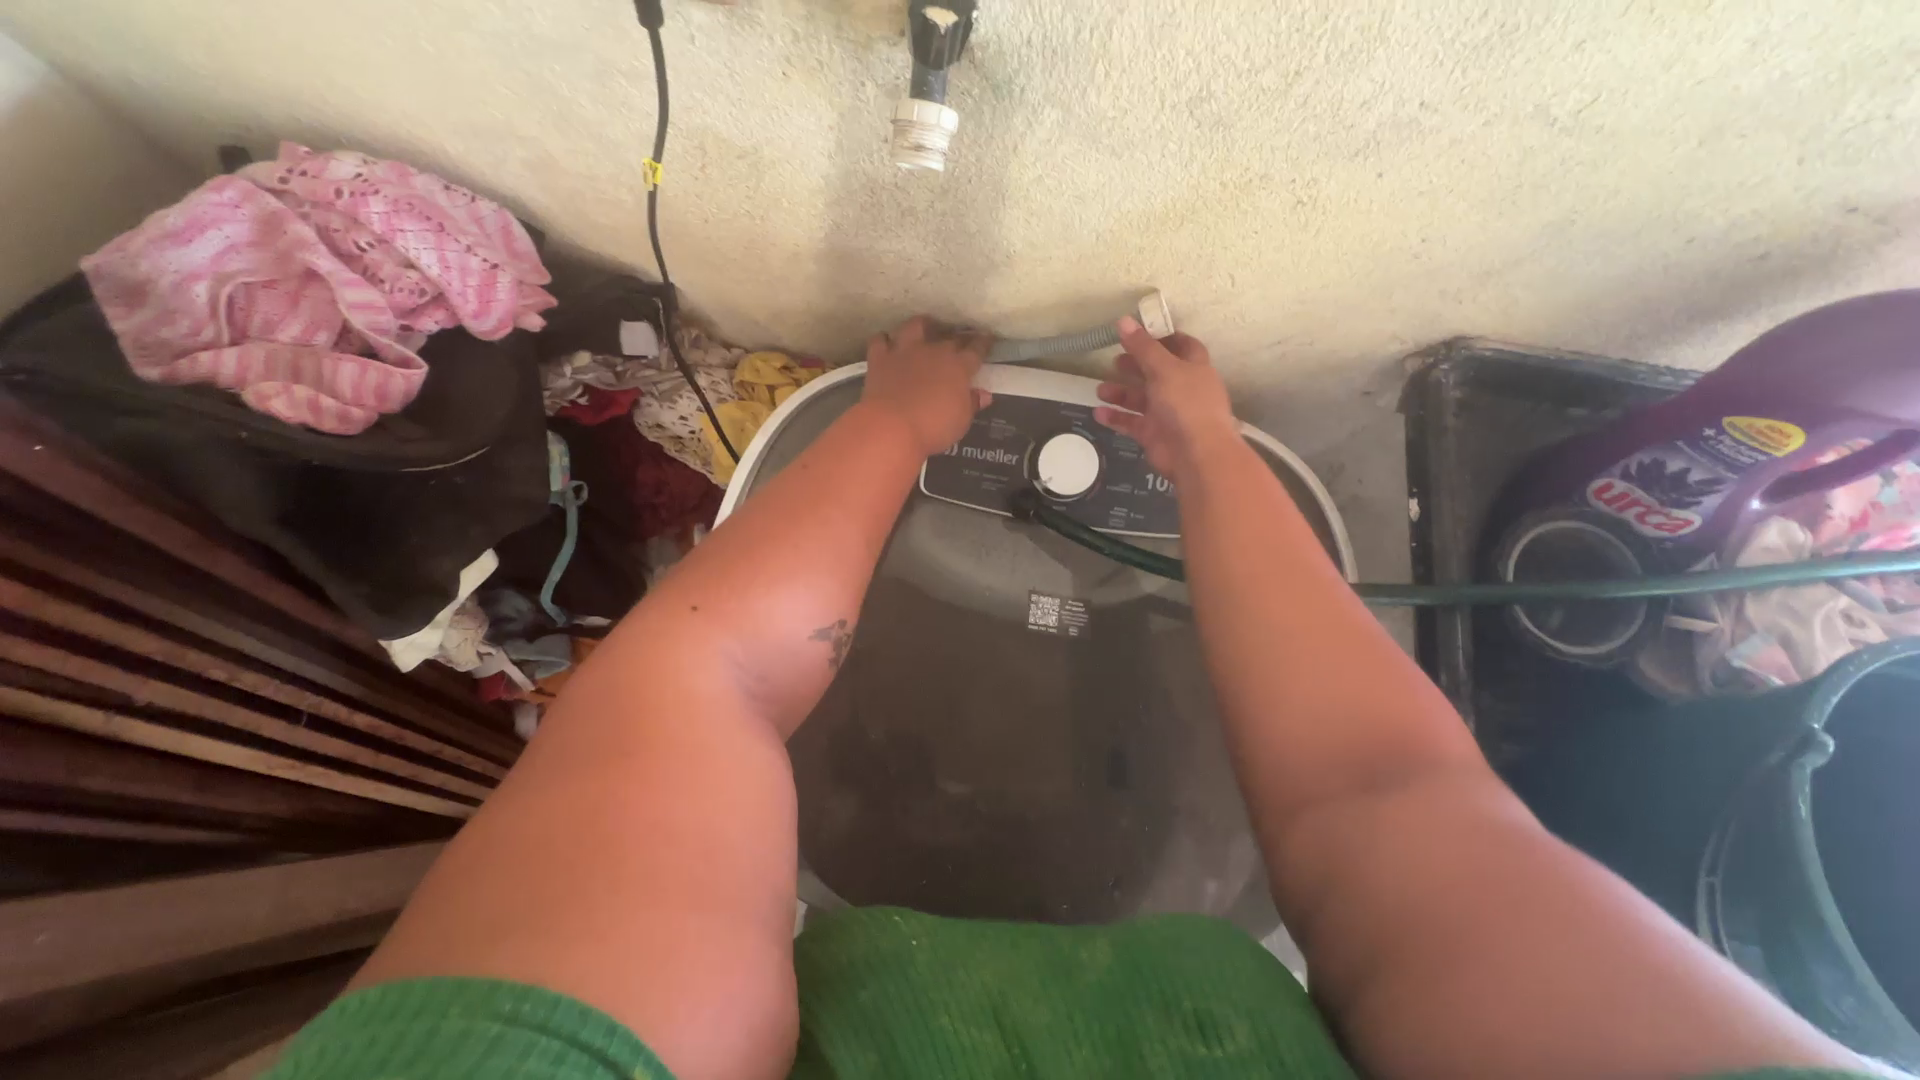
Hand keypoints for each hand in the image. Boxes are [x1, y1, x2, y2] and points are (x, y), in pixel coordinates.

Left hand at [861, 316, 991, 455]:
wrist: (891, 427)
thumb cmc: (934, 427)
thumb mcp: (961, 421)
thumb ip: (972, 403)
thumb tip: (983, 394)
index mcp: (958, 367)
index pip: (976, 350)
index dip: (983, 343)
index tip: (987, 338)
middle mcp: (933, 351)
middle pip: (949, 337)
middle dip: (957, 336)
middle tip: (960, 340)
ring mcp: (904, 352)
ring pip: (914, 326)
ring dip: (921, 325)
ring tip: (924, 328)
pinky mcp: (879, 359)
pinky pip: (880, 341)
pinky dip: (884, 340)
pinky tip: (887, 344)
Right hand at [1094, 318, 1239, 483]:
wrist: (1197, 454)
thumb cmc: (1186, 404)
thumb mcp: (1164, 369)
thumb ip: (1142, 346)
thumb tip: (1123, 320)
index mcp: (1193, 368)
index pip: (1182, 346)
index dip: (1163, 337)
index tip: (1140, 332)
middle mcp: (1182, 389)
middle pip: (1156, 372)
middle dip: (1135, 366)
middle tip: (1114, 361)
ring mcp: (1168, 413)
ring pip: (1141, 399)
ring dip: (1121, 393)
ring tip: (1100, 389)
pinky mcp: (1155, 435)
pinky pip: (1132, 423)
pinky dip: (1116, 417)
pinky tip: (1098, 413)